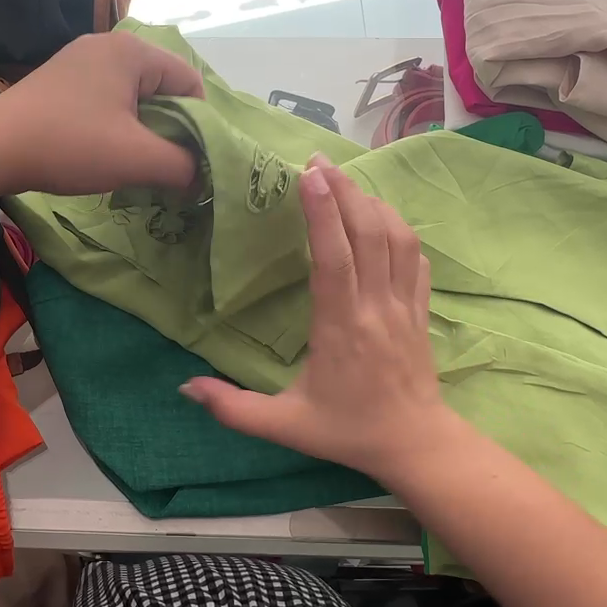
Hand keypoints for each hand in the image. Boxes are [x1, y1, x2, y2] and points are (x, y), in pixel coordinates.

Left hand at [0, 32, 203, 194]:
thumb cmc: (70, 145)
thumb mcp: (136, 158)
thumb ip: (182, 165)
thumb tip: (202, 177)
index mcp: (132, 51)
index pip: (190, 82)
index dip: (200, 124)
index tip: (191, 160)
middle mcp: (108, 46)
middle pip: (162, 88)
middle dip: (170, 128)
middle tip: (165, 167)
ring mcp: (79, 61)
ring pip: (132, 97)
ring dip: (141, 131)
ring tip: (135, 165)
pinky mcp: (59, 82)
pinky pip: (105, 101)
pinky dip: (115, 127)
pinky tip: (104, 154)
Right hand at [180, 155, 463, 487]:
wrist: (416, 446)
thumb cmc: (347, 431)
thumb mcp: (285, 427)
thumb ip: (233, 409)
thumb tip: (184, 388)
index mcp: (341, 328)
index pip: (334, 258)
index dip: (322, 212)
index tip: (307, 175)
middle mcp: (377, 307)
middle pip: (368, 234)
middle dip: (345, 191)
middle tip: (318, 161)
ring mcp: (405, 306)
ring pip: (397, 239)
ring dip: (373, 203)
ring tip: (346, 181)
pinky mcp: (422, 311)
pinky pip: (415, 259)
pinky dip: (399, 230)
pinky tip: (382, 218)